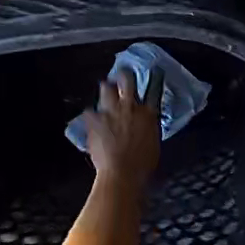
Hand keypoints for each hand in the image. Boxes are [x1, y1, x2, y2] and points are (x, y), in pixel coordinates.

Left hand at [80, 65, 165, 187]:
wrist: (120, 173)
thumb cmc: (142, 164)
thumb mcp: (153, 143)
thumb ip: (149, 128)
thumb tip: (145, 123)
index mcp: (147, 114)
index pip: (153, 90)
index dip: (154, 79)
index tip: (154, 72)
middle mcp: (129, 107)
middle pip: (127, 80)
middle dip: (124, 75)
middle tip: (122, 74)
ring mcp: (110, 111)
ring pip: (106, 88)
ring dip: (106, 88)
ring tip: (105, 87)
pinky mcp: (94, 119)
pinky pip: (89, 110)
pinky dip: (91, 113)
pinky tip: (90, 116)